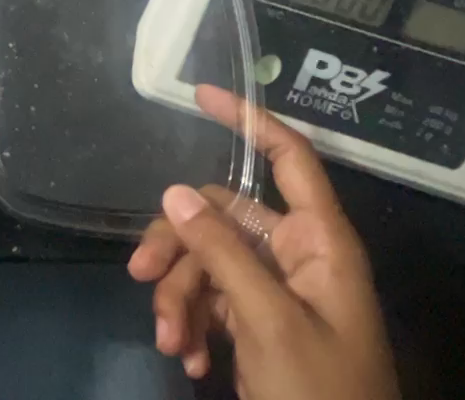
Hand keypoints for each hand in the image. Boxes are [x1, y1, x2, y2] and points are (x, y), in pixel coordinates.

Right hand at [127, 84, 398, 399]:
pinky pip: (210, 296)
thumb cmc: (322, 395)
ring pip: (207, 257)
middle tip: (142, 277)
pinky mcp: (256, 320)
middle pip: (222, 215)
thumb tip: (173, 191)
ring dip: (180, 295)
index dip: (250, 121)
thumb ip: (222, 253)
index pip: (289, 158)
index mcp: (319, 243)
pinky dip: (192, 321)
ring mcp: (274, 288)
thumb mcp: (269, 323)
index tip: (200, 95)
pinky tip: (186, 355)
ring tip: (169, 340)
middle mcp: (295, 255)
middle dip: (179, 247)